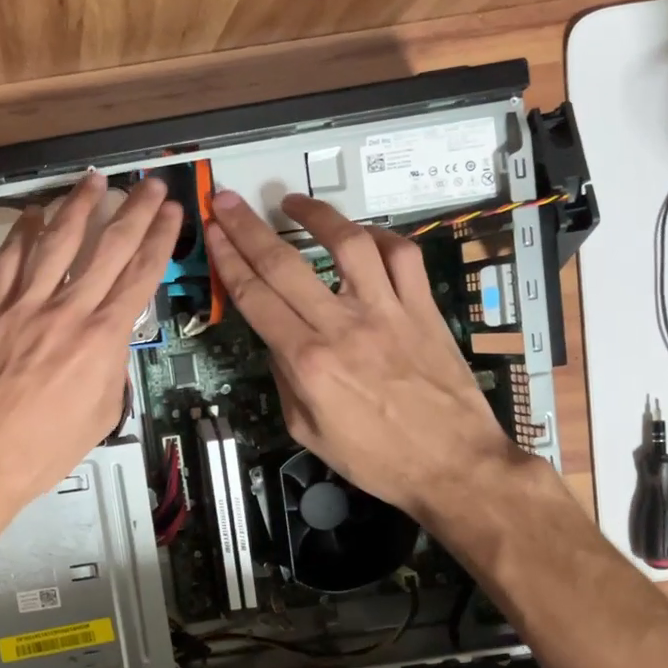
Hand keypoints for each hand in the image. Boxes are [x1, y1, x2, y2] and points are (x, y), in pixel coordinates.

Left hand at [0, 172, 181, 516]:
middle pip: (107, 246)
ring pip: (56, 240)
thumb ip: (111, 370)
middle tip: (149, 184)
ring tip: (93, 181)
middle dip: (133, 210)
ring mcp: (24, 306)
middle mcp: (67, 311)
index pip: (140, 275)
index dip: (160, 238)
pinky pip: (8, 260)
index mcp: (103, 340)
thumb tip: (109, 345)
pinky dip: (21, 233)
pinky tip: (32, 214)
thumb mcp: (100, 416)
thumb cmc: (43, 450)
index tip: (171, 212)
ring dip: (78, 205)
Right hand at [203, 189, 523, 519]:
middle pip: (284, 263)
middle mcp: (342, 326)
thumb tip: (278, 342)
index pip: (255, 297)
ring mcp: (387, 311)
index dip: (228, 260)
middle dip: (248, 228)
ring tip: (293, 202)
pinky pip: (402, 257)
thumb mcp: (307, 431)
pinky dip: (378, 238)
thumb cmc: (376, 460)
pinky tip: (360, 236)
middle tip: (228, 201)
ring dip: (316, 215)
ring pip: (347, 243)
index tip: (213, 232)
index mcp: (307, 361)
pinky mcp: (423, 309)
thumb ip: (285, 381)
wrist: (454, 465)